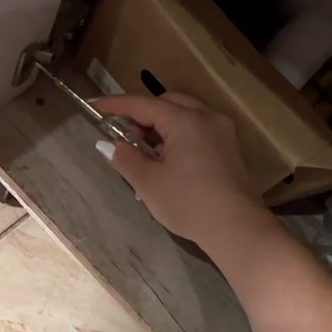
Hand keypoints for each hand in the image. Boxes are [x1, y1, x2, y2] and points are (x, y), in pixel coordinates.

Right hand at [92, 93, 268, 249]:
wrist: (236, 228)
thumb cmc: (188, 203)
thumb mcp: (149, 182)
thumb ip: (125, 158)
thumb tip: (107, 144)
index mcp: (185, 121)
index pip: (143, 104)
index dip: (116, 104)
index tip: (94, 105)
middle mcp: (206, 118)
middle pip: (167, 103)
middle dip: (141, 114)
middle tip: (121, 133)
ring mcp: (221, 132)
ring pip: (183, 116)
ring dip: (159, 126)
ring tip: (141, 151)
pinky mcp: (228, 148)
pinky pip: (196, 130)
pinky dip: (176, 136)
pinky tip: (164, 160)